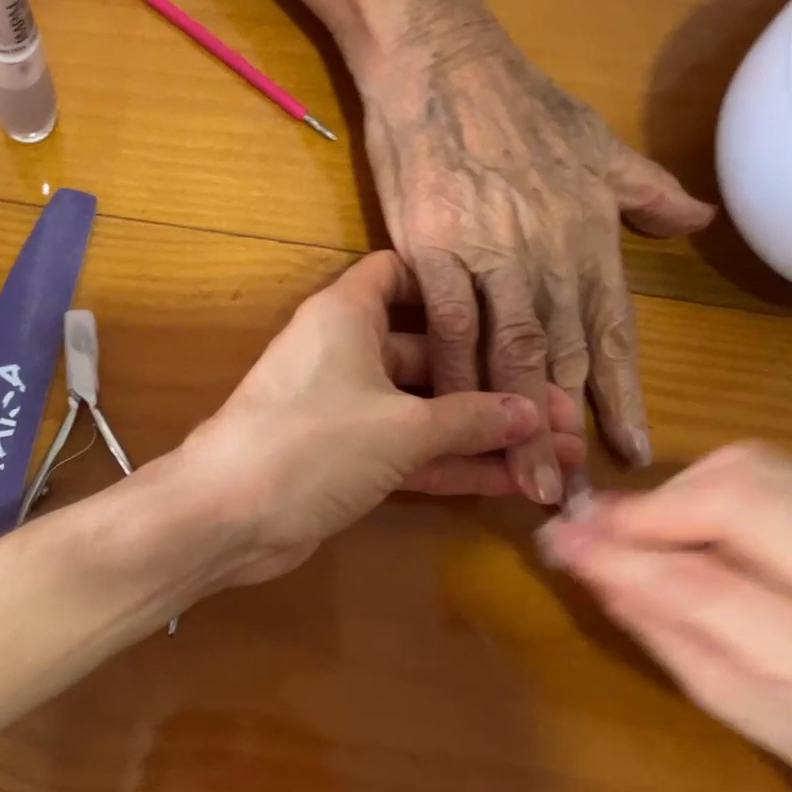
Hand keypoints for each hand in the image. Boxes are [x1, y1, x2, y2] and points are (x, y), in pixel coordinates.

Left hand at [178, 251, 585, 587]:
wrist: (227, 517)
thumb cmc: (311, 444)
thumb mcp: (401, 427)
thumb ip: (470, 418)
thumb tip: (532, 414)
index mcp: (346, 315)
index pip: (401, 274)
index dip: (452, 283)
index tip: (510, 302)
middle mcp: (346, 353)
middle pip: (430, 353)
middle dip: (495, 383)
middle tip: (564, 411)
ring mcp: (345, 410)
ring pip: (425, 411)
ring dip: (484, 433)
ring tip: (559, 451)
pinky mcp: (344, 459)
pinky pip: (408, 452)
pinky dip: (451, 464)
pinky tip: (513, 480)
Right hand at [357, 22, 715, 504]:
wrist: (438, 66)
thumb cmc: (512, 107)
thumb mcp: (594, 142)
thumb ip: (644, 190)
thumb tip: (696, 217)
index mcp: (587, 233)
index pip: (613, 328)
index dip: (621, 391)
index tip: (628, 446)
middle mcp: (548, 252)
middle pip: (565, 354)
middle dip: (569, 427)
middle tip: (570, 490)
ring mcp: (489, 254)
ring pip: (512, 350)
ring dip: (517, 420)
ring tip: (522, 479)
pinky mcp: (433, 251)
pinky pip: (449, 324)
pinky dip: (456, 375)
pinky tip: (457, 420)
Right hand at [542, 443, 791, 791]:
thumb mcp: (741, 714)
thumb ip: (664, 629)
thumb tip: (585, 558)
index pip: (713, 591)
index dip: (622, 556)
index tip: (556, 538)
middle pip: (747, 500)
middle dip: (650, 506)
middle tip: (593, 522)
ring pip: (765, 470)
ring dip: (681, 493)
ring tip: (647, 529)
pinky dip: (726, 493)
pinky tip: (710, 531)